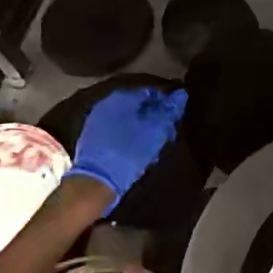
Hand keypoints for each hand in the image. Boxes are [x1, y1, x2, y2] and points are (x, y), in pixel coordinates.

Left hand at [64, 86, 187, 213]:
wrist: (95, 181)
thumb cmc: (129, 152)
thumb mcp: (155, 132)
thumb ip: (169, 112)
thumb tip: (182, 94)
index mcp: (122, 96)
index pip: (150, 92)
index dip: (166, 104)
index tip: (174, 121)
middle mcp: (107, 102)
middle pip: (137, 106)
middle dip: (153, 119)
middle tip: (166, 136)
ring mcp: (96, 119)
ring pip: (127, 119)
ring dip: (142, 130)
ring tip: (153, 149)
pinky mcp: (91, 136)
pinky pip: (115, 130)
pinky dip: (128, 138)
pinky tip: (136, 153)